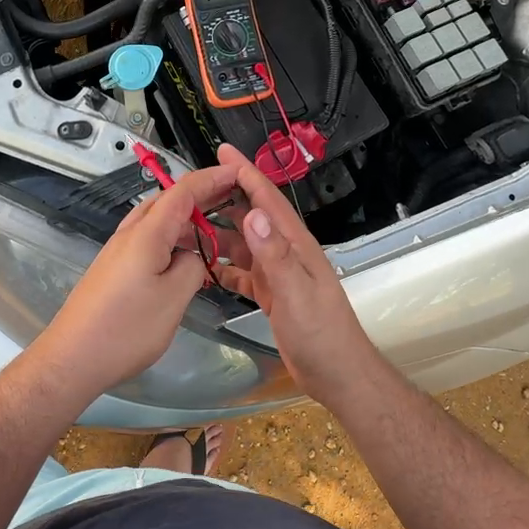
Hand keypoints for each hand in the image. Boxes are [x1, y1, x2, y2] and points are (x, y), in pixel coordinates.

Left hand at [32, 159, 242, 397]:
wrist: (73, 357)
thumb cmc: (125, 329)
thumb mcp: (173, 299)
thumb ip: (192, 267)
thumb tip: (192, 256)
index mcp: (146, 233)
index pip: (182, 191)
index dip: (210, 179)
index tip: (235, 173)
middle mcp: (130, 233)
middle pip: (167, 202)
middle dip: (200, 197)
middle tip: (231, 201)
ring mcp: (119, 251)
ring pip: (157, 222)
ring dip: (185, 222)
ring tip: (214, 234)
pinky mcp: (114, 269)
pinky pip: (148, 241)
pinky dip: (171, 241)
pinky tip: (183, 260)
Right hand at [209, 144, 380, 406]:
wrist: (340, 377)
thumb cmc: (322, 335)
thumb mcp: (296, 293)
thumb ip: (275, 255)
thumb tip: (252, 215)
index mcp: (294, 244)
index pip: (267, 200)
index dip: (246, 173)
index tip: (223, 151)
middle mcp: (286, 252)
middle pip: (253, 215)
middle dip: (226, 197)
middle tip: (193, 187)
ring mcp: (279, 274)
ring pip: (244, 243)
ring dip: (220, 232)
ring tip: (189, 225)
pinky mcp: (273, 294)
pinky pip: (244, 272)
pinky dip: (225, 266)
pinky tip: (206, 267)